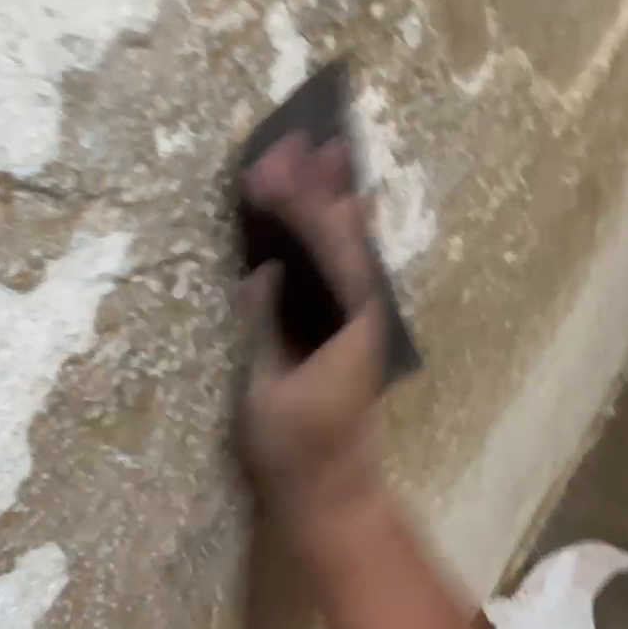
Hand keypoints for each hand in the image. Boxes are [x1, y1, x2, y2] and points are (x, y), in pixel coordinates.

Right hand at [237, 132, 387, 531]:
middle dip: (322, 188)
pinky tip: (332, 213)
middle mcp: (362, 316)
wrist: (330, 490)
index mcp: (347, 328)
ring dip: (333, 202)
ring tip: (326, 153)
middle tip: (305, 138)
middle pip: (345, 239)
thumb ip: (269, 327)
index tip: (275, 166)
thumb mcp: (270, 390)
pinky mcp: (344, 332)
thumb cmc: (295, 449)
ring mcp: (356, 323)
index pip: (327, 250)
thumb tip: (265, 270)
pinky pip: (341, 271)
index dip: (302, 205)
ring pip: (348, 250)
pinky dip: (334, 235)